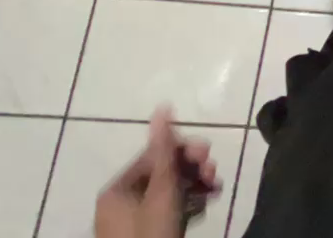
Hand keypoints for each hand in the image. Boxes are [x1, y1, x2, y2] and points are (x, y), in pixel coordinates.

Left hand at [96, 108, 220, 237]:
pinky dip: (186, 204)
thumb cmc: (151, 234)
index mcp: (117, 189)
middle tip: (214, 172)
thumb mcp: (162, 191)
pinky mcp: (142, 236)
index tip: (209, 152)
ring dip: (194, 186)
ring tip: (215, 189)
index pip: (154, 155)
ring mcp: (129, 222)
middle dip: (193, 169)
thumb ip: (164, 150)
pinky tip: (205, 204)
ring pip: (167, 192)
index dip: (183, 150)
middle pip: (162, 173)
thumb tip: (162, 108)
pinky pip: (166, 211)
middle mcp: (119, 202)